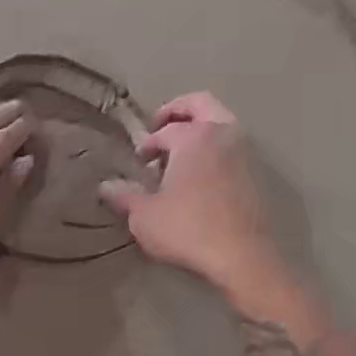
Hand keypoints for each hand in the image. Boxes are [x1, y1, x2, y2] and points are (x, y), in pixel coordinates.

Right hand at [99, 92, 282, 291]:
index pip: (165, 130)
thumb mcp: (143, 216)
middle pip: (200, 104)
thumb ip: (125, 197)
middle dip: (176, 111)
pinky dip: (209, 147)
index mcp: (193, 137)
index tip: (135, 162)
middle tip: (157, 128)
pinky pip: (226, 144)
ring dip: (196, 128)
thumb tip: (106, 187)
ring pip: (218, 121)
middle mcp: (221, 133)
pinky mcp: (250, 170)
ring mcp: (241, 150)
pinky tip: (193, 174)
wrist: (235, 251)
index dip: (146, 144)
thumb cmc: (183, 228)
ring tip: (174, 155)